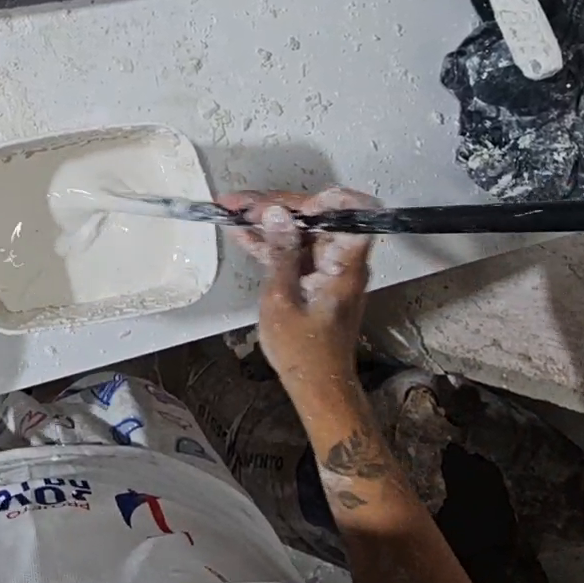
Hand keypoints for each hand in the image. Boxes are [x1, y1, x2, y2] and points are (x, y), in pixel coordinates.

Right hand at [215, 188, 378, 391]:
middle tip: (236, 202)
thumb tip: (276, 212)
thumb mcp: (282, 298)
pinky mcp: (313, 276)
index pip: (353, 212)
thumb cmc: (302, 348)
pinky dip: (268, 241)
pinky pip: (292, 249)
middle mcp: (341, 258)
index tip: (286, 201)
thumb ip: (280, 253)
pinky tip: (239, 232)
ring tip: (229, 209)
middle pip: (315, 216)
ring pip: (298, 230)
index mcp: (344, 262)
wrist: (316, 383)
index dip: (324, 198)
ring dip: (265, 220)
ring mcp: (327, 266)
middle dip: (276, 204)